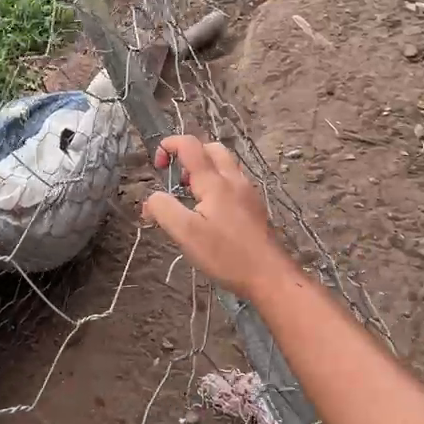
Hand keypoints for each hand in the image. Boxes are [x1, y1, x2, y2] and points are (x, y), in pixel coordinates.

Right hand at [141, 135, 289, 297]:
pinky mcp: (255, 208)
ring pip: (224, 164)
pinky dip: (216, 184)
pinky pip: (233, 182)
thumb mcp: (185, 233)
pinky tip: (211, 212)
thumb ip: (163, 208)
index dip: (168, 145)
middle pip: (210, 148)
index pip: (189, 145)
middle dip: (188, 155)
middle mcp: (233, 180)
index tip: (158, 168)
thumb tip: (152, 199)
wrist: (272, 278)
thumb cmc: (227, 255)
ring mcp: (248, 193)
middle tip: (177, 179)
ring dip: (203, 169)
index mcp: (214, 181)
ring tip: (191, 196)